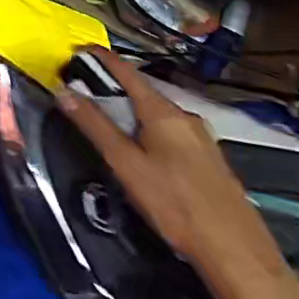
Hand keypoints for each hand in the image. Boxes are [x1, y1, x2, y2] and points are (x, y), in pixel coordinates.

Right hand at [56, 47, 298, 298]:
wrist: (234, 248)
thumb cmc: (175, 204)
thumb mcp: (127, 166)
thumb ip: (96, 128)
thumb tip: (65, 92)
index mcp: (163, 112)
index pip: (127, 72)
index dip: (102, 59)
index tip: (80, 51)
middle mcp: (186, 116)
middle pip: (145, 93)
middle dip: (116, 89)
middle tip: (89, 94)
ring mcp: (202, 137)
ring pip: (161, 114)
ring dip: (135, 112)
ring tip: (113, 123)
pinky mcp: (211, 159)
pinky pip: (175, 133)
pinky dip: (153, 131)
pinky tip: (149, 154)